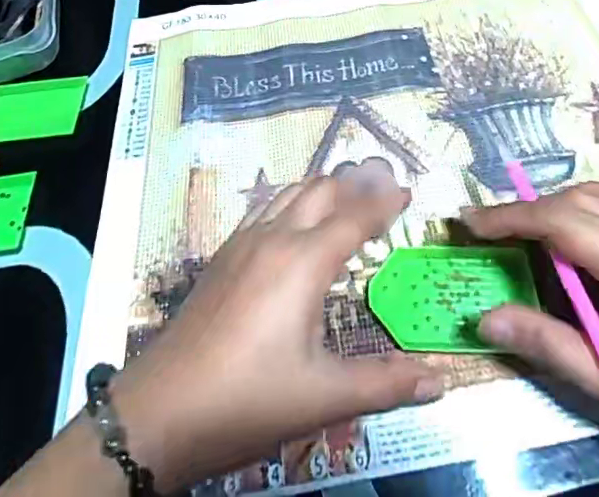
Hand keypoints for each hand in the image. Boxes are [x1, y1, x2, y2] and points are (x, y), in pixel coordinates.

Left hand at [110, 165, 442, 488]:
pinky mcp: (221, 257)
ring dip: (322, 189)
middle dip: (355, 184)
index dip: (385, 201)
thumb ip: (384, 384)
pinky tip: (292, 224)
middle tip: (380, 189)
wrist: (157, 414)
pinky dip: (292, 202)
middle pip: (322, 190)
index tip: (407, 189)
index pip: (356, 217)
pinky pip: (265, 209)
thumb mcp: (322, 397)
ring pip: (290, 193)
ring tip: (344, 198)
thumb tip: (441, 382)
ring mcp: (243, 244)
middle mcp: (276, 238)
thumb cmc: (246, 400)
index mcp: (305, 262)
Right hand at [464, 184, 598, 496]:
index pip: (561, 221)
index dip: (508, 217)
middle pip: (577, 202)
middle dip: (525, 210)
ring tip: (522, 234)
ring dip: (557, 207)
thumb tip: (488, 318)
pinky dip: (585, 215)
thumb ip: (552, 346)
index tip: (466, 222)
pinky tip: (574, 247)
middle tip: (483, 232)